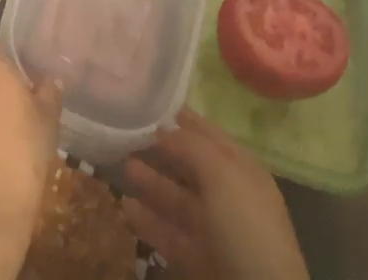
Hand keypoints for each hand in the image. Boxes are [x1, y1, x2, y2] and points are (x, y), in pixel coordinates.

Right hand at [122, 110, 309, 279]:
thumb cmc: (246, 228)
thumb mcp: (223, 177)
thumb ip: (193, 148)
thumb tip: (165, 130)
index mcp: (245, 173)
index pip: (213, 137)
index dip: (186, 121)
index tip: (153, 106)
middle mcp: (231, 199)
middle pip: (192, 168)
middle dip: (163, 151)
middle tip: (128, 135)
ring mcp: (215, 233)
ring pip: (178, 201)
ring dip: (151, 183)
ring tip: (122, 166)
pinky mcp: (199, 261)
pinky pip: (170, 234)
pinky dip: (148, 221)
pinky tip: (125, 207)